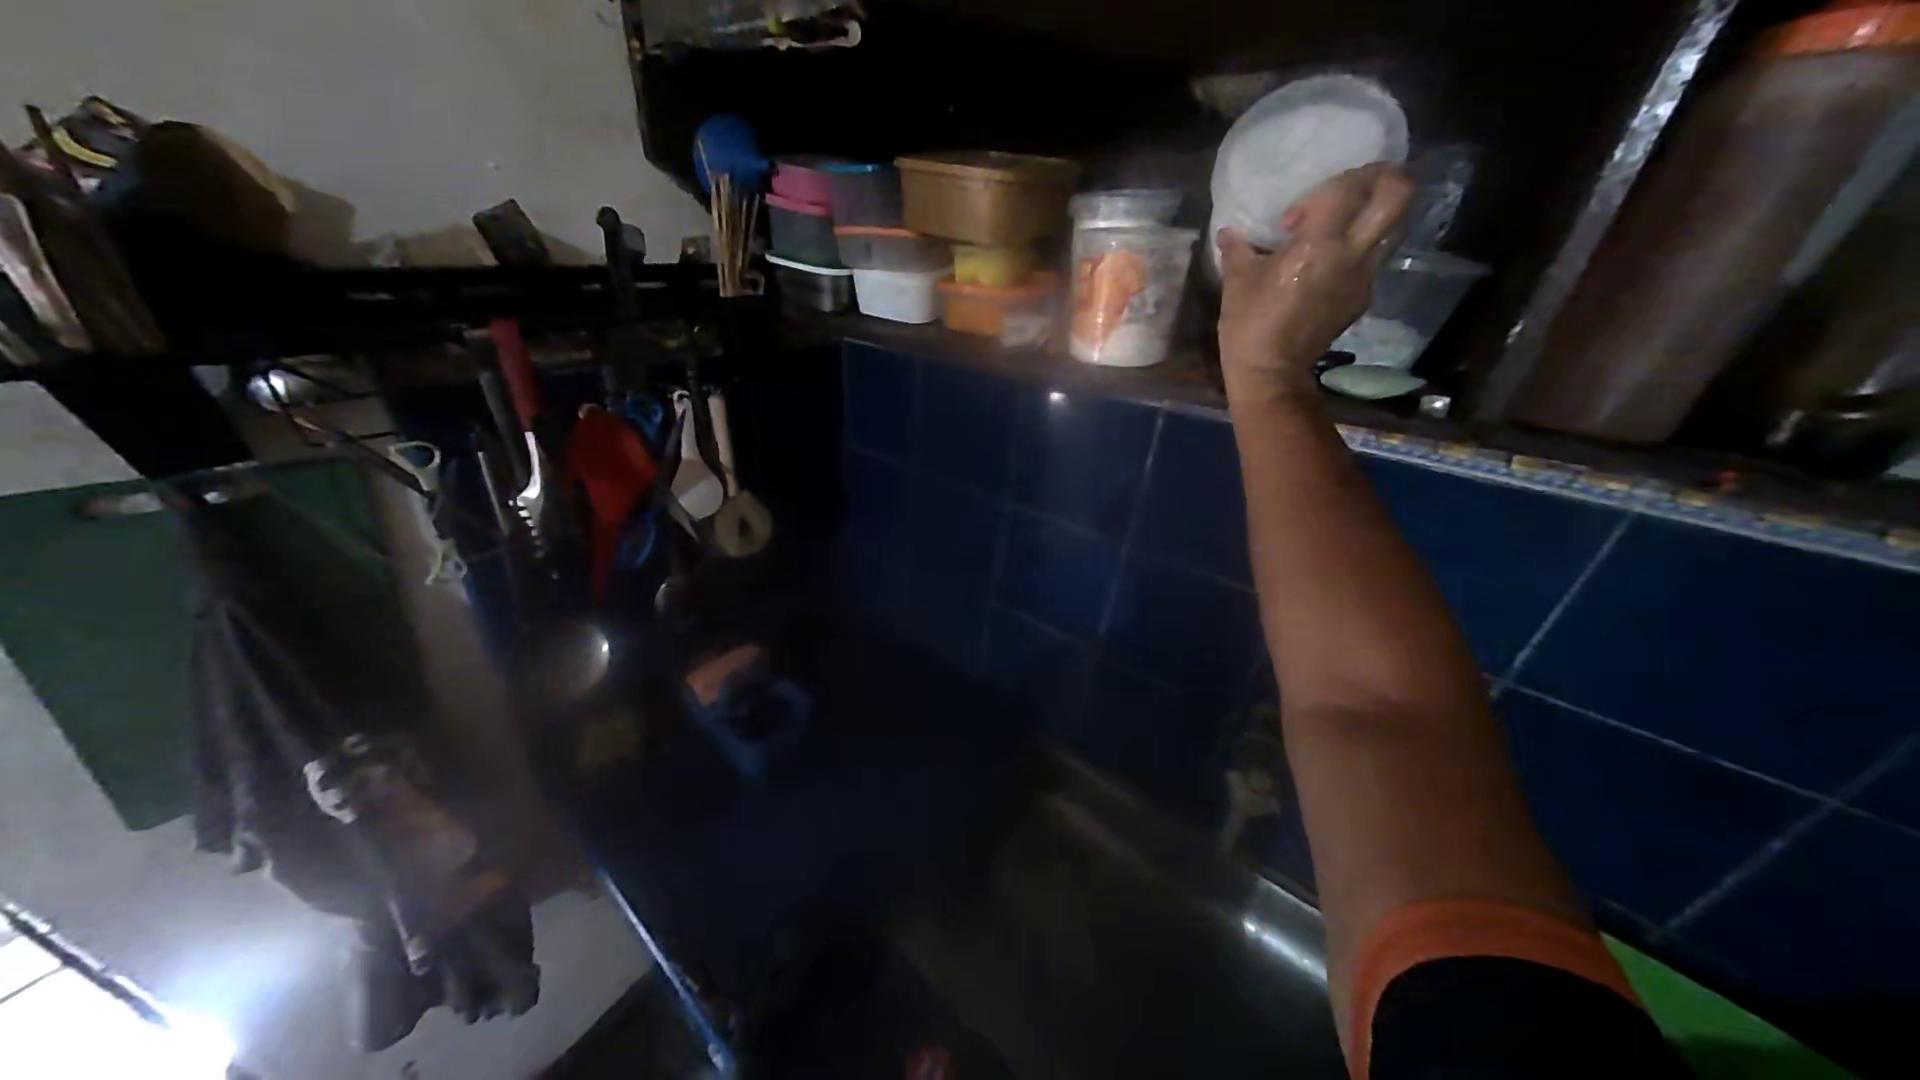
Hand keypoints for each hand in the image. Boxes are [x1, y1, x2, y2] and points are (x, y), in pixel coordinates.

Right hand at [1217, 163, 1414, 401]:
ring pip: (1394, 225)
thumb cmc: (1249, 326)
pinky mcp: (1362, 298)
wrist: (1271, 373)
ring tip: (1340, 227)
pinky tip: (1327, 268)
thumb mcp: (1236, 283)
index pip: (1347, 187)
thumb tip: (1229, 232)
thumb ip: (1237, 249)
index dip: (1323, 189)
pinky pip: (1373, 260)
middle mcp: (1352, 255)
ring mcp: (1363, 278)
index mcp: (1319, 245)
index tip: (1294, 217)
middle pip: (1398, 194)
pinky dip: (1357, 252)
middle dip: (1381, 178)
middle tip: (1350, 188)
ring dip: (1373, 215)